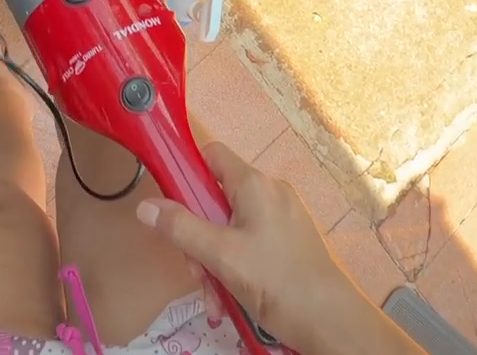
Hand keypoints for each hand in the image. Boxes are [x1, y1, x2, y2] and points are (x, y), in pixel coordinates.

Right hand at [137, 142, 413, 353]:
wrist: (332, 322)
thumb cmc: (276, 280)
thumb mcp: (220, 255)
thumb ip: (180, 228)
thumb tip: (145, 206)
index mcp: (253, 182)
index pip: (211, 154)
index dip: (186, 171)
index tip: (171, 202)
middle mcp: (268, 190)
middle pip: (216, 198)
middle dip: (199, 237)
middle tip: (197, 273)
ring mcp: (282, 215)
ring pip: (231, 226)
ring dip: (215, 261)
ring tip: (216, 299)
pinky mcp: (290, 239)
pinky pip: (250, 241)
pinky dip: (236, 265)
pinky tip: (232, 299)